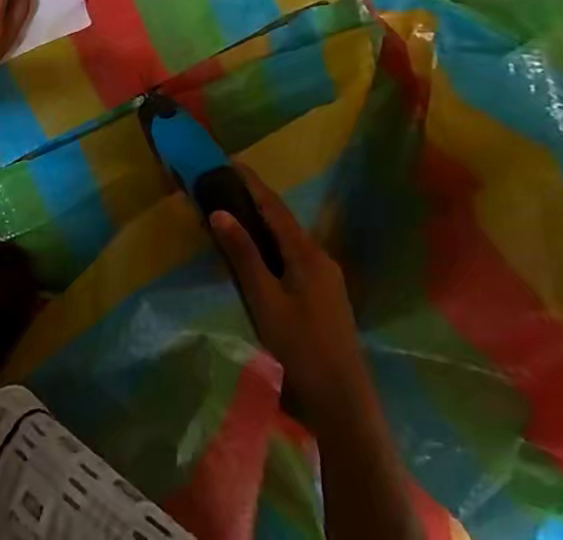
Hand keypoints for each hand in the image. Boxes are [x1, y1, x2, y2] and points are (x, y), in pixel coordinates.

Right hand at [209, 172, 363, 425]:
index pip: (274, 206)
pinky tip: (253, 254)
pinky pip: (291, 256)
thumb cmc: (300, 346)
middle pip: (281, 219)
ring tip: (230, 213)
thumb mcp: (265, 300)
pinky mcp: (322, 295)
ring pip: (286, 239)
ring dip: (259, 223)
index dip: (250, 182)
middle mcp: (319, 258)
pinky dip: (268, 245)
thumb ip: (243, 255)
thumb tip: (219, 211)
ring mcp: (324, 277)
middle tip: (221, 186)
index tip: (228, 161)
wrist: (342, 400)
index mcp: (307, 254)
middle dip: (252, 200)